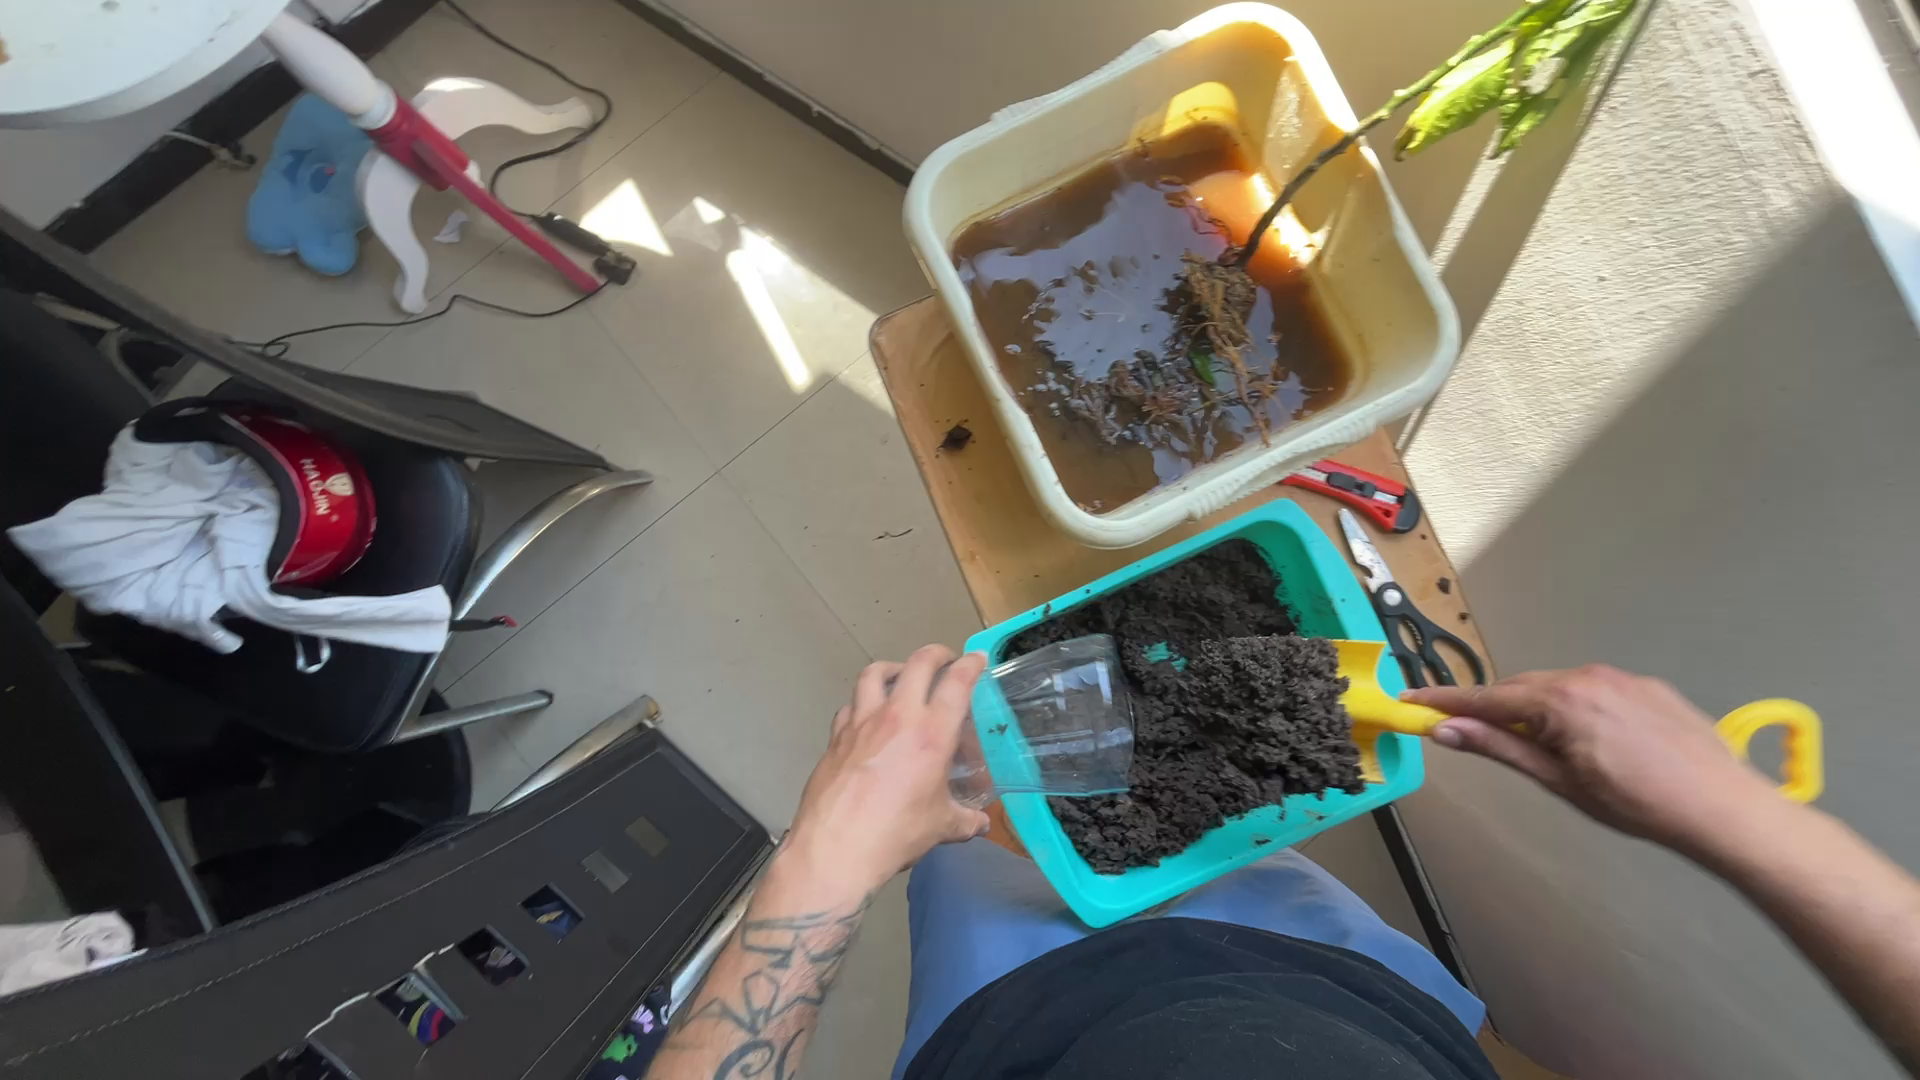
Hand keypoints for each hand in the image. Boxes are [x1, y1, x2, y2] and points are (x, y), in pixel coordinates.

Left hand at [780, 645, 990, 894]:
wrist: (835, 848)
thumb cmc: (896, 834)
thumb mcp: (940, 827)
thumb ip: (964, 820)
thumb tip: (980, 824)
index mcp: (931, 733)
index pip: (957, 683)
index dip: (970, 664)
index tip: (977, 658)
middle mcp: (898, 717)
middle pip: (918, 663)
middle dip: (936, 654)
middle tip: (944, 659)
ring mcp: (862, 722)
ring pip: (875, 673)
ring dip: (893, 667)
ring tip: (901, 675)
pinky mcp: (836, 736)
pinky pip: (851, 706)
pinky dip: (863, 702)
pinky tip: (867, 717)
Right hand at [1405, 665, 1781, 855]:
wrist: (1733, 814)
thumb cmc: (1638, 804)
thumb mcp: (1558, 780)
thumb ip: (1497, 746)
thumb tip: (1444, 729)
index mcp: (1560, 700)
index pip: (1484, 697)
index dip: (1443, 700)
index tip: (1409, 699)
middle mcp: (1586, 677)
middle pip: (1518, 688)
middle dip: (1496, 708)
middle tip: (1481, 736)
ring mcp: (1621, 678)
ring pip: (1554, 687)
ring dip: (1536, 708)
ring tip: (1550, 747)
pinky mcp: (1648, 686)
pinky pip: (1591, 689)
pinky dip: (1573, 706)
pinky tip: (1593, 739)